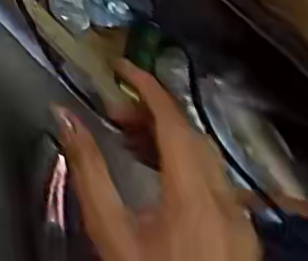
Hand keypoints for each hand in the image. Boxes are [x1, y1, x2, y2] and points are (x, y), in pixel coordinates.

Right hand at [54, 60, 259, 260]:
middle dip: (152, 112)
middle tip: (113, 112)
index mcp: (195, 197)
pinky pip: (215, 182)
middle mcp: (228, 204)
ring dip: (168, 137)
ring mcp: (241, 225)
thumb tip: (63, 113)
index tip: (119, 66)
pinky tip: (159, 175)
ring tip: (129, 138)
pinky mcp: (244, 241)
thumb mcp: (110, 233)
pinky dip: (185, 163)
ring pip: (206, 157)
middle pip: (191, 135)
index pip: (173, 121)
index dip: (146, 85)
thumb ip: (87, 167)